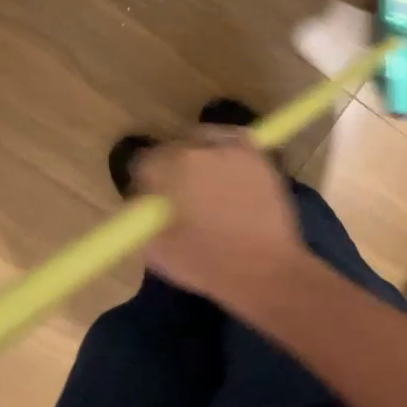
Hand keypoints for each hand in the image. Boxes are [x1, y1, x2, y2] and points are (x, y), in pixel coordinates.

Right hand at [135, 127, 311, 309]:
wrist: (265, 268)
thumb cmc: (206, 262)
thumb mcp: (156, 247)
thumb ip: (141, 216)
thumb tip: (142, 200)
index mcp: (173, 166)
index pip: (144, 160)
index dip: (145, 182)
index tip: (152, 200)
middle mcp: (203, 147)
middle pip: (174, 146)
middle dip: (170, 166)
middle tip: (178, 193)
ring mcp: (235, 148)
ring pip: (204, 138)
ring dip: (197, 154)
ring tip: (204, 181)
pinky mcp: (260, 155)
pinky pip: (235, 139)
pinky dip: (226, 148)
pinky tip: (226, 168)